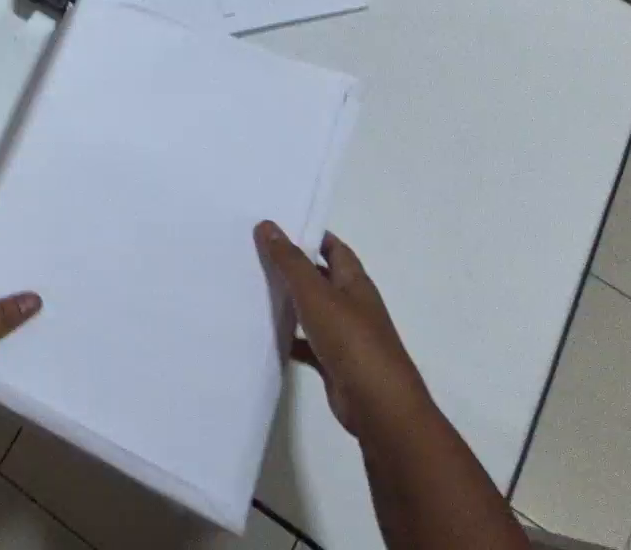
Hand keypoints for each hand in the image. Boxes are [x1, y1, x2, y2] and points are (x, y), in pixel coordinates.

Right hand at [254, 221, 432, 439]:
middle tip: (254, 252)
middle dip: (293, 265)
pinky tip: (263, 334)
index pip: (335, 249)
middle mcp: (352, 305)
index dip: (312, 235)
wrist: (379, 405)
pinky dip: (288, 337)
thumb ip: (290, 261)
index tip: (278, 225)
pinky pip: (306, 342)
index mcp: (355, 284)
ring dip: (288, 300)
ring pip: (311, 310)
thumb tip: (267, 225)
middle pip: (321, 277)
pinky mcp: (334, 362)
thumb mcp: (315, 294)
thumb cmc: (351, 340)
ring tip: (251, 287)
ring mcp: (345, 335)